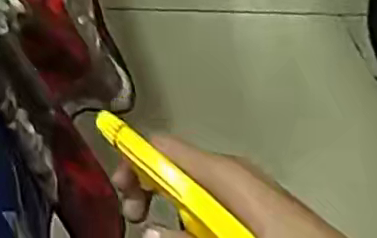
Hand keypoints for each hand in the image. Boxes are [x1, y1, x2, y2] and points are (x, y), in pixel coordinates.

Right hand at [111, 132, 346, 237]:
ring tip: (160, 232)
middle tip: (135, 222)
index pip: (162, 147)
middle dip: (147, 190)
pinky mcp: (259, 214)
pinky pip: (212, 209)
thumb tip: (147, 231)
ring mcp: (248, 194)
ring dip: (171, 214)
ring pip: (192, 194)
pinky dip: (194, 223)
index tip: (117, 194)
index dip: (131, 160)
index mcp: (224, 173)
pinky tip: (193, 236)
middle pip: (173, 167)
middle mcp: (232, 175)